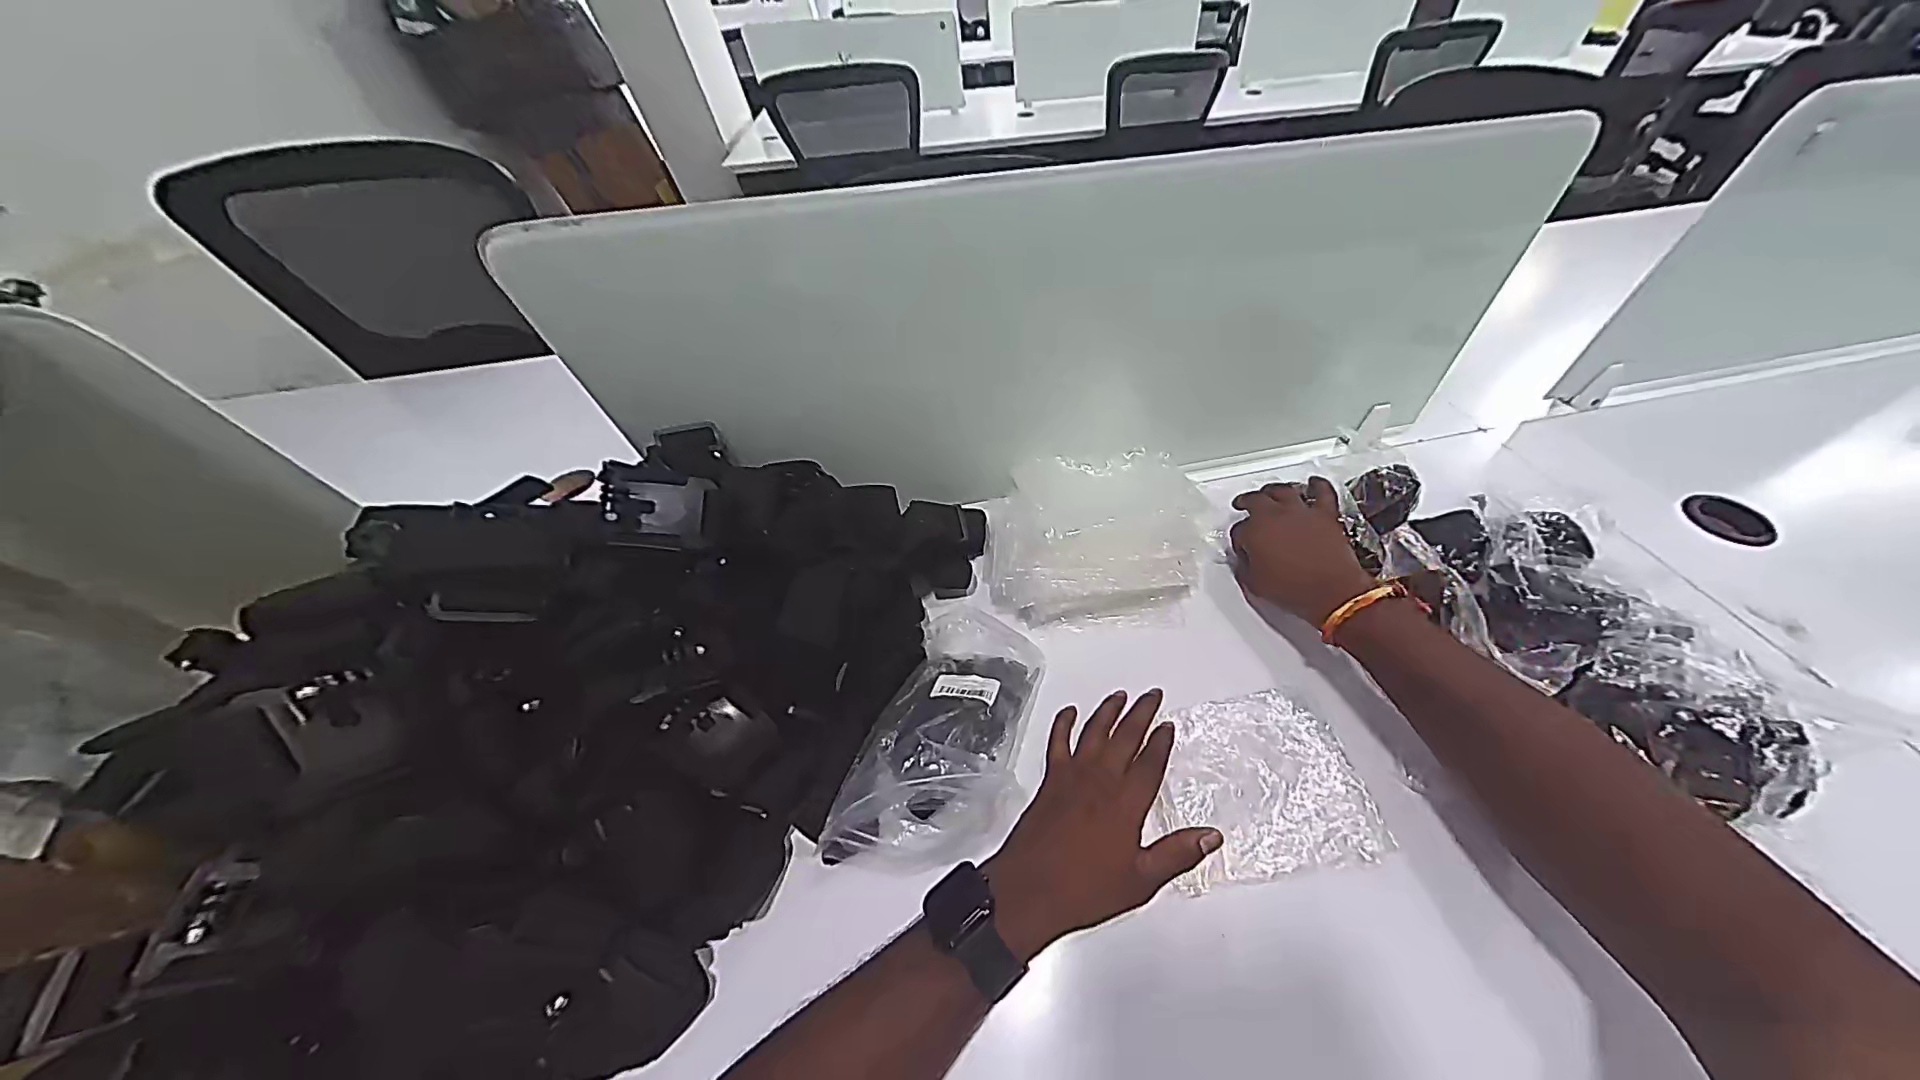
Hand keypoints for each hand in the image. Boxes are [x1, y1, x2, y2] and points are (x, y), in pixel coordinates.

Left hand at [982, 690, 1221, 961]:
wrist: (1029, 889)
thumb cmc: (1082, 889)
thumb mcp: (1141, 881)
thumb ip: (1177, 854)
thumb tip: (1210, 837)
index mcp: (1125, 805)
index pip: (1149, 763)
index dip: (1161, 742)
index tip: (1168, 726)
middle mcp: (1099, 782)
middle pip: (1125, 738)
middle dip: (1141, 714)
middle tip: (1152, 696)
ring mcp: (1071, 777)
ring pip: (1094, 733)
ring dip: (1108, 712)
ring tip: (1119, 696)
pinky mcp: (1050, 781)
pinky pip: (1058, 742)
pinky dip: (1064, 724)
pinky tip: (1069, 713)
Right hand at [1230, 477, 1378, 625]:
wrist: (1333, 593)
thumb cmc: (1294, 589)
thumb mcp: (1255, 584)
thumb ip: (1245, 566)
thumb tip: (1244, 561)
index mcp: (1254, 531)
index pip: (1239, 529)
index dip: (1238, 537)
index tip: (1241, 545)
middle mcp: (1275, 515)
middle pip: (1255, 500)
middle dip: (1246, 502)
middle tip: (1243, 505)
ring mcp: (1301, 512)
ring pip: (1283, 490)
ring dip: (1273, 490)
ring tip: (1269, 491)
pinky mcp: (1325, 514)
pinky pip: (1322, 492)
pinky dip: (1317, 485)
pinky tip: (1313, 483)